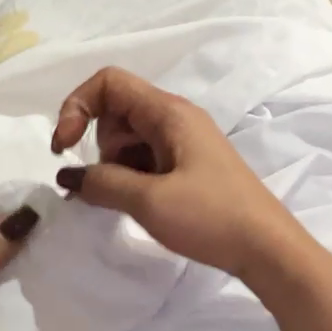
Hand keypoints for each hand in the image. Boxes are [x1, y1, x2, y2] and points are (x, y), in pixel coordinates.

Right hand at [50, 66, 308, 280]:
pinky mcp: (189, 167)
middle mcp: (176, 119)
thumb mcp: (149, 201)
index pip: (109, 82)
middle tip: (113, 187)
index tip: (64, 148)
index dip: (77, 106)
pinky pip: (146, 160)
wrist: (267, 248)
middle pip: (117, 112)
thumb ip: (102, 183)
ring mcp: (184, 143)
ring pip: (129, 140)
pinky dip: (132, 178)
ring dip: (115, 167)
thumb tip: (67, 176)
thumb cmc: (211, 217)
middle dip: (100, 147)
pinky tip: (141, 207)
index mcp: (170, 113)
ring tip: (133, 203)